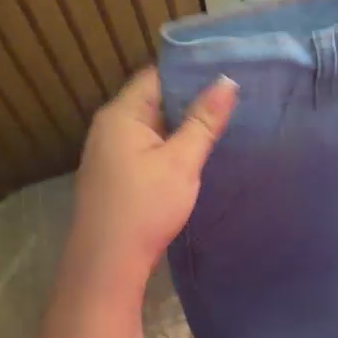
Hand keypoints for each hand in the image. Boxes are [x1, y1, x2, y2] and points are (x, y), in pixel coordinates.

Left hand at [66, 69, 238, 287]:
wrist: (106, 268)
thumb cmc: (144, 208)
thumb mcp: (182, 161)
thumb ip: (204, 119)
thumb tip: (228, 80)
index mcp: (121, 114)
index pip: (157, 75)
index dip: (191, 70)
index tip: (226, 69)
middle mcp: (110, 125)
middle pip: (155, 97)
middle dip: (190, 96)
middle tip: (232, 93)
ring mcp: (109, 151)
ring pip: (153, 123)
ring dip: (182, 122)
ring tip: (222, 116)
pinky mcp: (115, 173)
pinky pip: (147, 143)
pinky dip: (170, 141)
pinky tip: (196, 148)